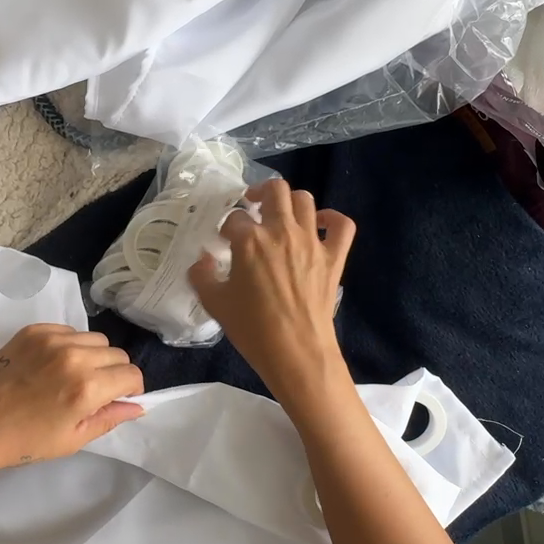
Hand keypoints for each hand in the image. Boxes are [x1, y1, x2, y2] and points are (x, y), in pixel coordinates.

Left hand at [0, 324, 145, 480]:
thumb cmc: (24, 441)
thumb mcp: (73, 439)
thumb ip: (109, 418)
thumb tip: (137, 406)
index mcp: (86, 388)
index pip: (131, 374)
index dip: (130, 389)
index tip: (117, 399)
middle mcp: (74, 356)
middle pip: (116, 353)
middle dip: (113, 373)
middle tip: (93, 392)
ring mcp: (52, 339)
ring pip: (95, 339)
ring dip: (93, 357)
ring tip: (71, 377)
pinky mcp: (34, 330)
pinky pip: (69, 331)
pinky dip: (70, 346)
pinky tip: (52, 366)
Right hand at [188, 179, 355, 411]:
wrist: (296, 353)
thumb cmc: (253, 329)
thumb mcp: (214, 303)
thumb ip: (201, 275)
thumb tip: (202, 260)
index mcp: (249, 240)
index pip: (234, 218)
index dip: (226, 227)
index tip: (224, 242)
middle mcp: (281, 231)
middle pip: (274, 190)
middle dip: (259, 193)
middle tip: (252, 208)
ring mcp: (311, 242)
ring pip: (304, 200)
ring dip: (290, 203)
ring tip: (280, 216)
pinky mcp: (334, 257)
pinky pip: (341, 225)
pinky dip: (331, 219)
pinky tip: (319, 225)